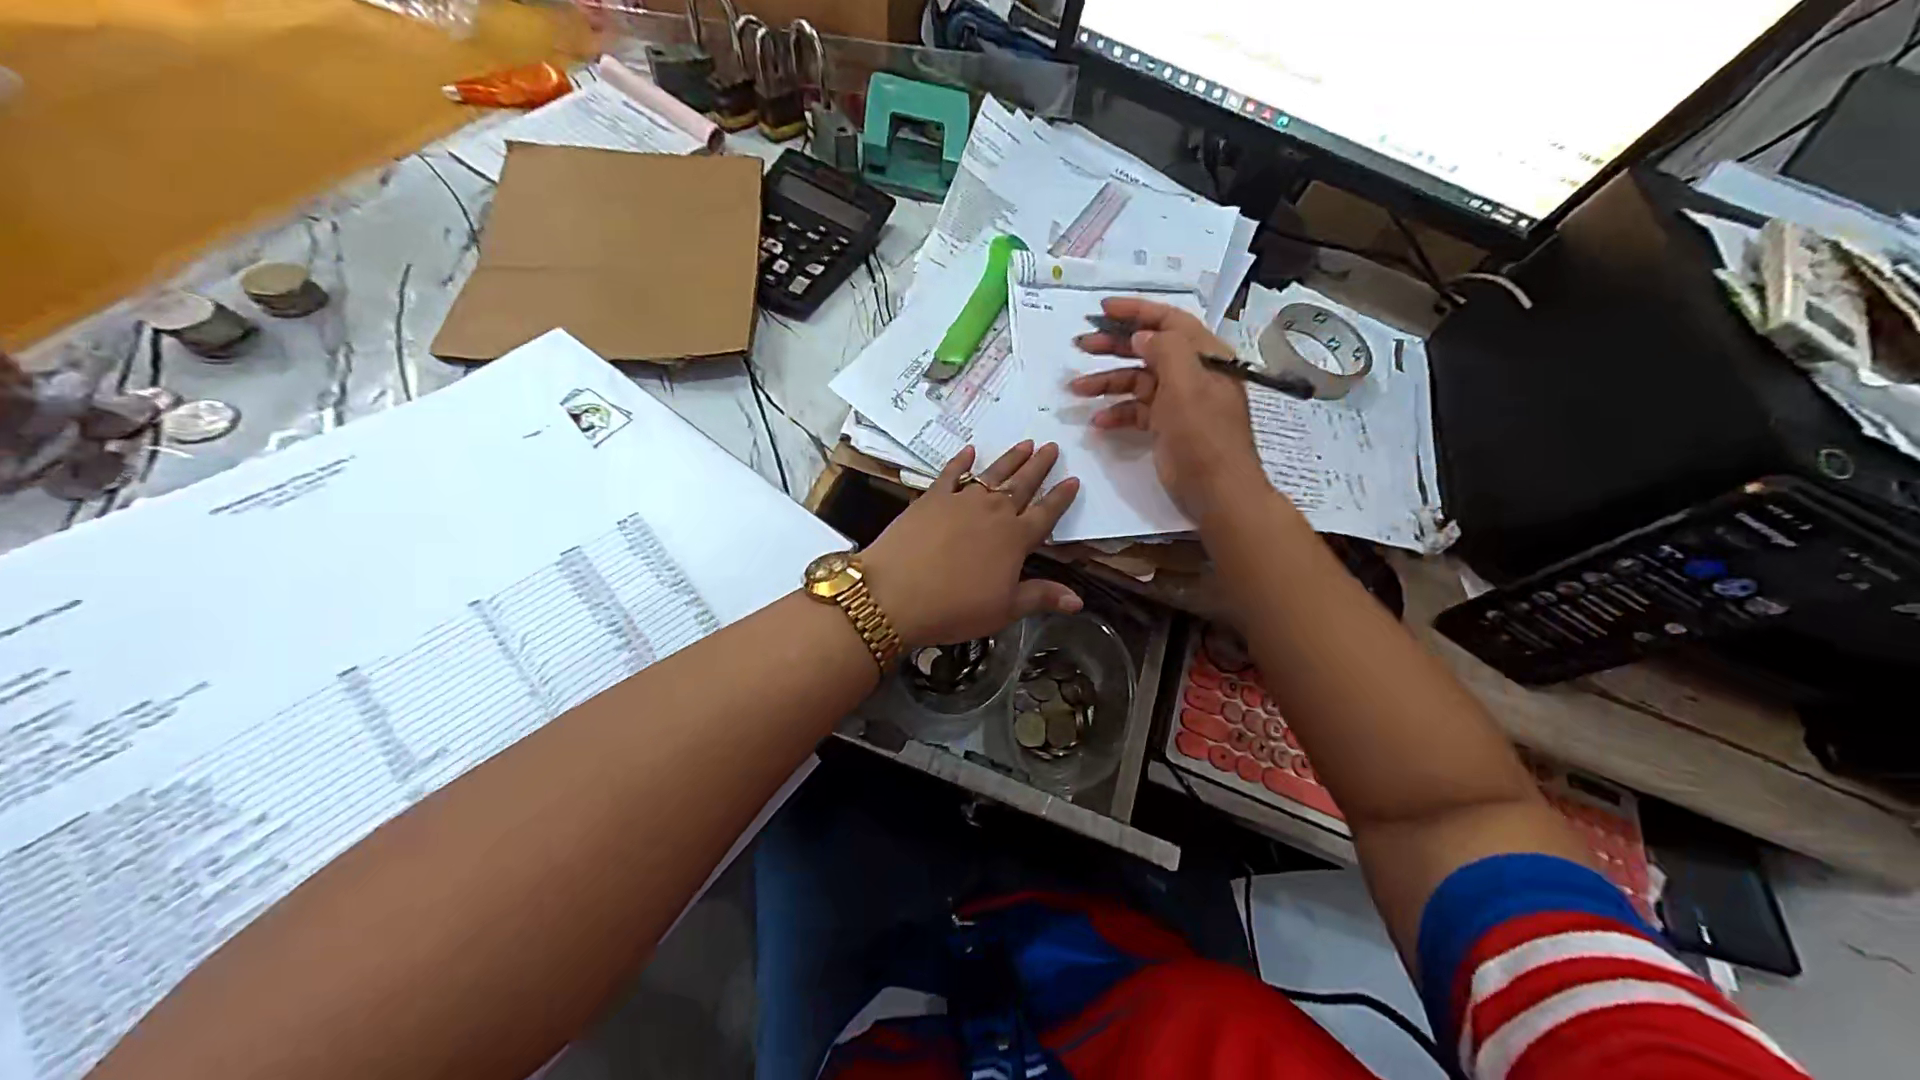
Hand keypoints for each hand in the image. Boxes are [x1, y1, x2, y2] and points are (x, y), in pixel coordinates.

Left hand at [861, 442, 1083, 646]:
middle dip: (1039, 466)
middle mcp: (993, 512)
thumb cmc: (954, 607)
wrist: (895, 594)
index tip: (1073, 480)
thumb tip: (1077, 600)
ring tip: (1025, 444)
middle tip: (1052, 447)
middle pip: (1022, 484)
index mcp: (1015, 538)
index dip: (1061, 497)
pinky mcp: (931, 498)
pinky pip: (951, 474)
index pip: (1047, 513)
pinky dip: (961, 461)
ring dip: (1010, 458)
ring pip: (993, 473)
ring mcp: (961, 501)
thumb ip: (1041, 597)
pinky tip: (970, 451)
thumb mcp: (1004, 610)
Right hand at [1070, 297, 1268, 522]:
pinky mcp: (1167, 426)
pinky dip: (1118, 412)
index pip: (1169, 321)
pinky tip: (1099, 420)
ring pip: (1138, 381)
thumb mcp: (1187, 385)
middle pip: (1149, 348)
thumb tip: (1143, 336)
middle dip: (1114, 346)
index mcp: (1205, 356)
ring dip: (1107, 382)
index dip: (1136, 312)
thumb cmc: (1204, 435)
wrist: (1218, 491)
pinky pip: (1137, 410)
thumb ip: (1166, 350)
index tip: (1103, 310)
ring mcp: (1179, 401)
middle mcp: (1193, 373)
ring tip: (1076, 388)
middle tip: (1081, 345)